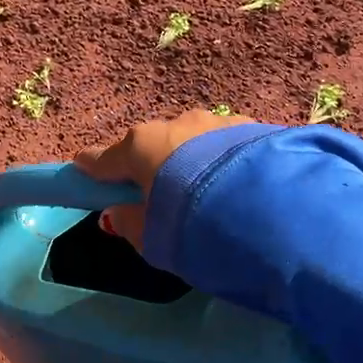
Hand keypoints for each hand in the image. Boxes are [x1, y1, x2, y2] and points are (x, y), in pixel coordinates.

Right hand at [73, 109, 254, 246]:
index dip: (92, 169)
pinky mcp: (260, 130)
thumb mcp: (152, 239)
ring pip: (195, 143)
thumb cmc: (195, 224)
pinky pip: (229, 148)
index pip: (103, 158)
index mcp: (141, 146)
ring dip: (192, 162)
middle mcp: (177, 125)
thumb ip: (130, 222)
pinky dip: (225, 163)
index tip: (83, 172)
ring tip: (204, 192)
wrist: (279, 212)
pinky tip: (237, 187)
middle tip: (156, 194)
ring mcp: (220, 123)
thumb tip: (119, 212)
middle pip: (153, 146)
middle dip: (150, 165)